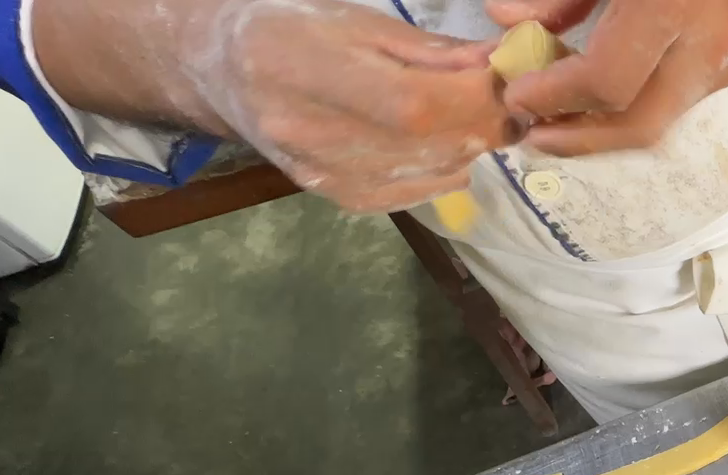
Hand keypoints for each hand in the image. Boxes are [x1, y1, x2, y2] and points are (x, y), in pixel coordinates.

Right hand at [34, 0, 516, 211]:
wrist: (218, 72)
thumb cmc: (290, 29)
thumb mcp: (354, 20)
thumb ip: (432, 50)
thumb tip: (501, 65)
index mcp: (300, 68)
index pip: (416, 103)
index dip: (476, 98)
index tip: (509, 84)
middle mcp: (312, 133)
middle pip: (437, 143)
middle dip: (486, 120)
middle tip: (501, 100)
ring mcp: (332, 177)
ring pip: (444, 170)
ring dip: (471, 143)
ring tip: (461, 113)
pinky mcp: (351, 201)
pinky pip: (431, 189)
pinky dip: (449, 165)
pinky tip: (433, 139)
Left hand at [487, 0, 727, 154]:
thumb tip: (512, 22)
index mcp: (673, 7)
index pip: (608, 83)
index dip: (557, 98)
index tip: (518, 97)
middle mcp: (709, 47)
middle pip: (641, 126)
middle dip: (585, 139)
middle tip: (539, 135)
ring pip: (664, 117)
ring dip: (611, 123)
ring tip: (566, 113)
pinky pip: (684, 95)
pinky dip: (642, 98)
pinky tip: (611, 86)